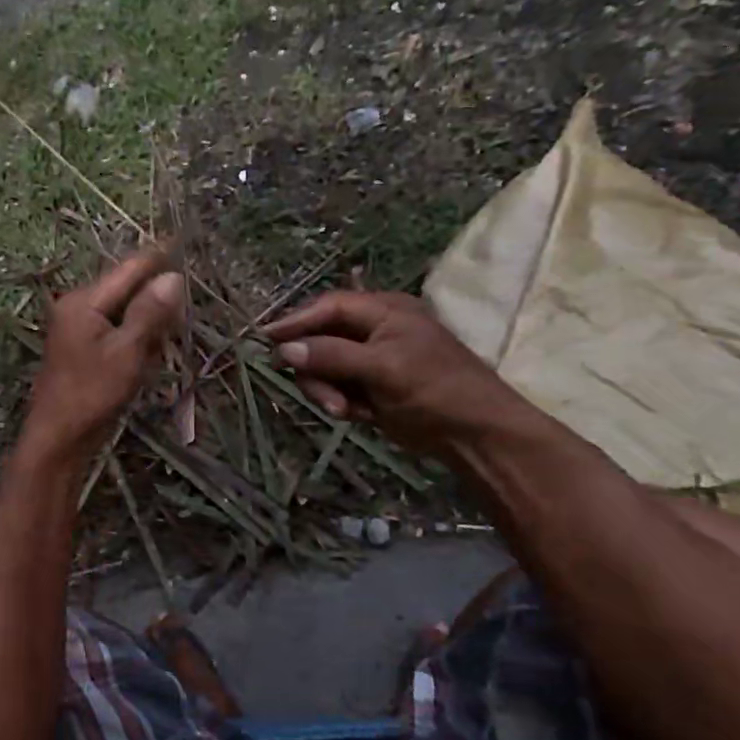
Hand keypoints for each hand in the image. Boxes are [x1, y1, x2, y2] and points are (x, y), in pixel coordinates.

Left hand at [20, 251, 185, 464]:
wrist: (59, 438)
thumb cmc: (92, 394)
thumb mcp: (127, 351)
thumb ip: (150, 312)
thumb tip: (172, 277)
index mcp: (84, 301)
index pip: (128, 269)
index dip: (158, 257)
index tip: (183, 242)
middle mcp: (78, 306)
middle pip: (127, 288)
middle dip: (156, 297)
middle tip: (184, 310)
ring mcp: (78, 327)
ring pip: (124, 311)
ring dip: (148, 322)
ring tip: (167, 337)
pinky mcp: (84, 348)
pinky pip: (117, 331)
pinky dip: (136, 338)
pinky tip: (147, 357)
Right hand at [264, 291, 508, 454]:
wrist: (474, 433)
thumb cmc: (434, 389)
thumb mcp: (382, 368)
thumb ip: (332, 355)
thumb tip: (284, 349)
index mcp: (383, 311)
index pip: (329, 307)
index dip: (296, 320)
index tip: (265, 338)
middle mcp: (375, 329)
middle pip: (321, 339)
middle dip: (318, 369)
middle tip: (325, 398)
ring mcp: (372, 359)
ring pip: (326, 367)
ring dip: (329, 391)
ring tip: (346, 412)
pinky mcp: (371, 387)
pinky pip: (338, 388)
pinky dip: (342, 402)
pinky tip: (359, 415)